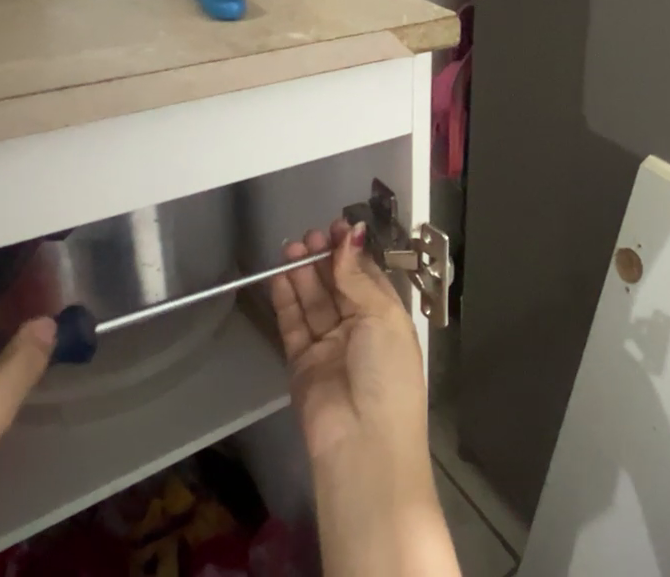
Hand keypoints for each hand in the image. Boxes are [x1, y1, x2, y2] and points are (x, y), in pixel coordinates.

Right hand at [269, 219, 426, 463]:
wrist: (363, 443)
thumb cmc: (387, 374)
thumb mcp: (383, 318)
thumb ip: (359, 277)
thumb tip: (351, 234)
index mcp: (389, 318)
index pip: (368, 276)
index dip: (352, 253)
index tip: (337, 227)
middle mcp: (361, 330)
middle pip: (338, 286)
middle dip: (325, 259)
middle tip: (309, 235)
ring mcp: (330, 346)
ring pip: (314, 302)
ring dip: (303, 274)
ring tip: (291, 247)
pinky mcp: (302, 363)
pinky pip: (294, 324)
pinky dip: (286, 299)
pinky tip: (279, 275)